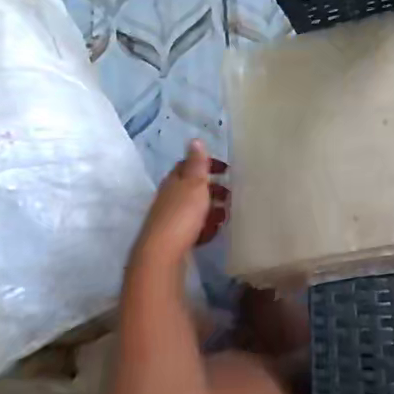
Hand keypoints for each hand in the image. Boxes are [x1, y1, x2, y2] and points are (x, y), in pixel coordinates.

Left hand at [132, 140, 228, 271]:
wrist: (162, 254)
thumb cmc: (182, 215)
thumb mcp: (194, 185)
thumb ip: (197, 164)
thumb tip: (195, 140)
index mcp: (174, 182)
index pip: (188, 166)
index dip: (207, 164)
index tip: (226, 170)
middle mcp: (169, 197)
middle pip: (191, 187)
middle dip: (212, 188)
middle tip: (231, 194)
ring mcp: (170, 218)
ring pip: (193, 207)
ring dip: (210, 208)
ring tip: (226, 214)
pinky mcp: (173, 237)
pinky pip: (193, 226)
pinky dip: (205, 225)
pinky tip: (214, 232)